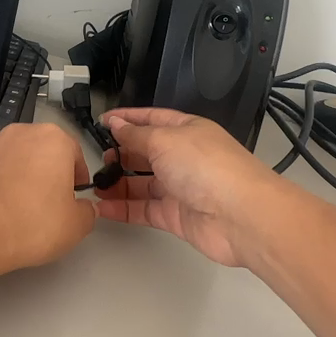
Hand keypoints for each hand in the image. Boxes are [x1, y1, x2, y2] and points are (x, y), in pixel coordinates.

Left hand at [0, 123, 96, 271]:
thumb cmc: (35, 220)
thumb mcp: (76, 225)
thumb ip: (87, 212)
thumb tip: (86, 208)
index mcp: (54, 138)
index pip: (75, 154)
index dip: (78, 179)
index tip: (75, 200)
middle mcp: (23, 133)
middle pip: (44, 154)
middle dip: (50, 176)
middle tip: (52, 207)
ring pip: (18, 162)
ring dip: (24, 180)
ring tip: (24, 213)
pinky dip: (1, 188)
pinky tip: (2, 213)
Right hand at [94, 106, 280, 266]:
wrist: (241, 217)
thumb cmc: (209, 168)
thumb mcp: (164, 140)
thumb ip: (135, 135)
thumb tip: (117, 124)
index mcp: (186, 130)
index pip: (151, 119)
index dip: (127, 119)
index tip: (103, 122)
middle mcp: (184, 157)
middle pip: (146, 153)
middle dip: (121, 154)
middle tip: (99, 158)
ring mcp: (181, 188)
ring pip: (142, 184)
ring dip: (118, 183)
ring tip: (95, 184)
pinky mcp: (176, 216)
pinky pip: (143, 210)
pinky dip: (123, 209)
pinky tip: (103, 208)